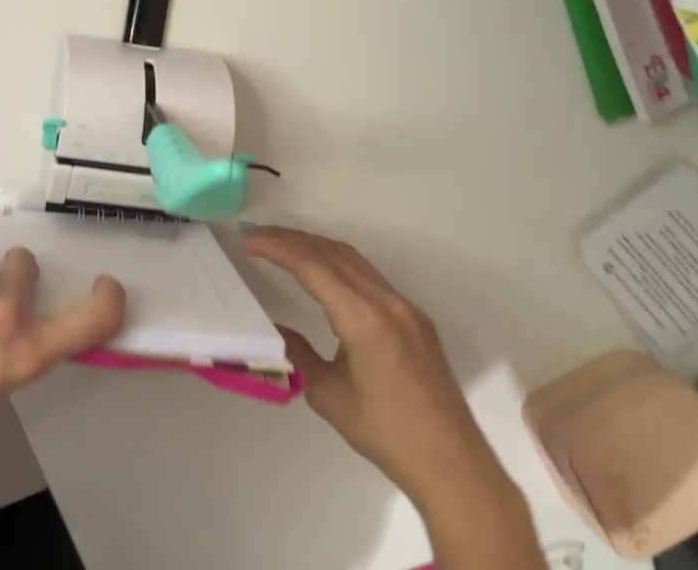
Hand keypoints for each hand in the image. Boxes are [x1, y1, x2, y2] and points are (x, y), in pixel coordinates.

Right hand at [244, 226, 510, 510]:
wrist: (450, 462)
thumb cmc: (385, 433)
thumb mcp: (328, 395)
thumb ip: (299, 354)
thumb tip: (278, 329)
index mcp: (364, 321)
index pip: (312, 266)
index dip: (276, 248)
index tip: (247, 241)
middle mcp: (387, 303)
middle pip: (332, 253)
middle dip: (291, 239)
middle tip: (255, 235)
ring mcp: (405, 308)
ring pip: (353, 260)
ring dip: (315, 246)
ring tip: (281, 244)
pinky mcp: (414, 318)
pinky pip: (369, 276)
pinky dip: (337, 263)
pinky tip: (320, 272)